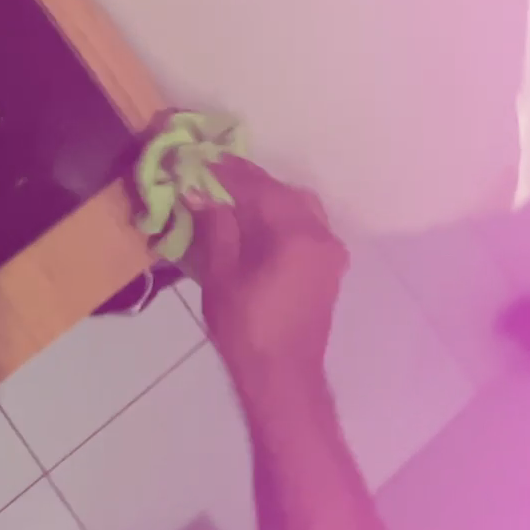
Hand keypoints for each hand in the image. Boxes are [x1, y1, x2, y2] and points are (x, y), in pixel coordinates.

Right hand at [185, 158, 346, 378]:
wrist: (281, 371)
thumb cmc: (244, 325)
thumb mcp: (221, 274)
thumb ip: (216, 228)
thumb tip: (200, 193)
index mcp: (295, 236)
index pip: (261, 189)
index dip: (231, 172)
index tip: (203, 158)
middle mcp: (321, 236)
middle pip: (286, 194)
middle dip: (250, 181)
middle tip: (215, 174)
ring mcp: (329, 252)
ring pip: (299, 207)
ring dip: (266, 197)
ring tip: (231, 196)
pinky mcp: (327, 266)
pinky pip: (304, 225)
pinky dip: (278, 215)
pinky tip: (252, 222)